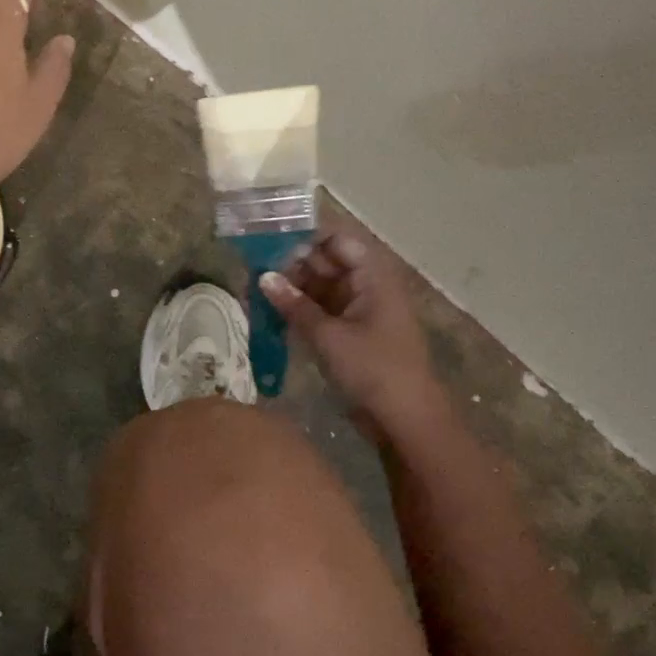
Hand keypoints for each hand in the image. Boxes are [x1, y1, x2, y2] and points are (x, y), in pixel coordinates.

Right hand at [260, 232, 444, 428]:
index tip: (267, 239)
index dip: (304, 236)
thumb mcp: (328, 336)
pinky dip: (297, 308)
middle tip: (251, 266)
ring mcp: (358, 310)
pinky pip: (319, 309)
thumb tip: (263, 277)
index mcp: (373, 278)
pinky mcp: (349, 332)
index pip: (337, 240)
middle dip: (290, 262)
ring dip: (290, 286)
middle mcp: (367, 287)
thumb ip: (294, 304)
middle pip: (326, 261)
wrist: (405, 420)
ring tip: (253, 289)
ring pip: (319, 285)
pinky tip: (268, 310)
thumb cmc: (374, 370)